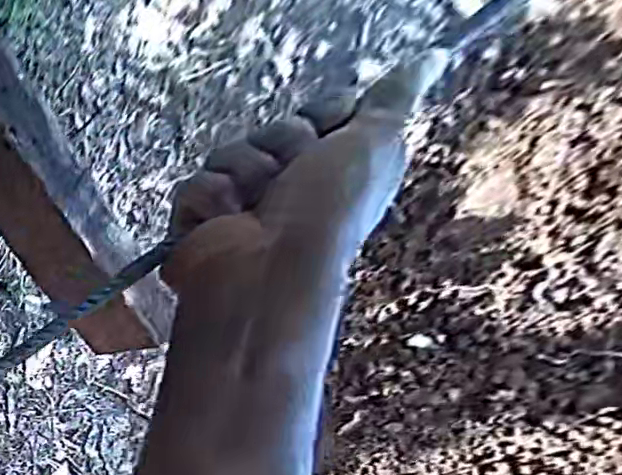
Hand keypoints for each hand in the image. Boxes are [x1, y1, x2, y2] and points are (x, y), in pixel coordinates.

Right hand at [164, 50, 448, 288]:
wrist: (265, 267)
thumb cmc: (327, 213)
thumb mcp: (378, 141)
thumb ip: (393, 99)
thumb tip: (428, 60)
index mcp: (330, 168)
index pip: (315, 112)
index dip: (322, 117)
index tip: (331, 140)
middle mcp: (284, 185)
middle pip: (272, 130)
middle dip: (281, 148)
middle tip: (288, 182)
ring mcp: (236, 204)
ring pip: (228, 155)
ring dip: (245, 175)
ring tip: (253, 207)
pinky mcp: (194, 223)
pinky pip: (193, 185)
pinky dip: (210, 198)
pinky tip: (224, 221)